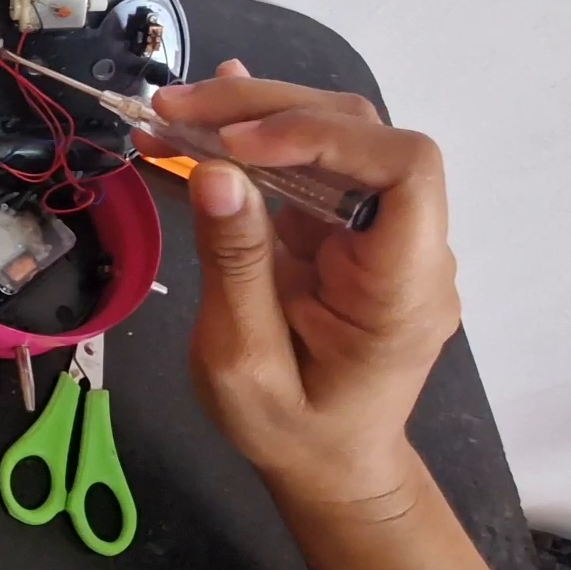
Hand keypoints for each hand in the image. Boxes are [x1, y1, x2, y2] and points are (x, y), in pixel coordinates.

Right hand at [152, 61, 459, 515]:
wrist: (325, 462)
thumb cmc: (288, 428)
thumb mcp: (242, 358)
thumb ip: (235, 264)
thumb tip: (215, 171)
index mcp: (400, 286)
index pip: (402, 169)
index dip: (318, 135)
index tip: (231, 144)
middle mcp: (401, 244)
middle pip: (356, 133)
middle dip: (260, 107)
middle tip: (170, 108)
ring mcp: (370, 231)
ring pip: (326, 134)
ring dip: (245, 113)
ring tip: (168, 111)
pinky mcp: (335, 227)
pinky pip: (300, 162)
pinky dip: (249, 131)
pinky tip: (211, 112)